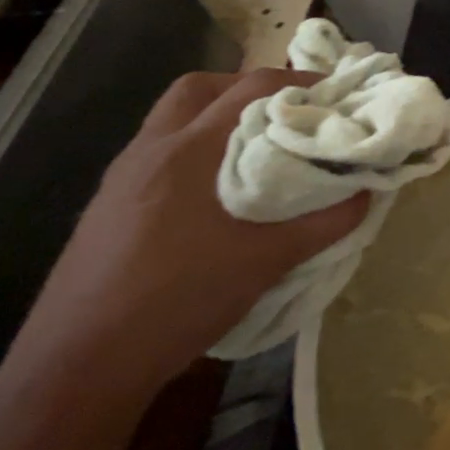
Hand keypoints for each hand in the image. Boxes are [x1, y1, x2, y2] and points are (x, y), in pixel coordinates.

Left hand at [0, 70, 371, 449]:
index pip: (252, 87)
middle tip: (295, 112)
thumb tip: (371, 190)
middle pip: (201, 90)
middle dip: (251, 90)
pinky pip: (163, 156)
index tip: (340, 96)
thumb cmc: (179, 299)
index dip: (302, 81)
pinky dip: (200, 153)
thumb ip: (329, 219)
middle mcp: (150, 153)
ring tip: (267, 150)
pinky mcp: (110, 209)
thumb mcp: (271, 259)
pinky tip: (226, 193)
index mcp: (188, 152)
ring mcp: (122, 181)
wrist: (79, 368)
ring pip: (176, 121)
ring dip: (223, 121)